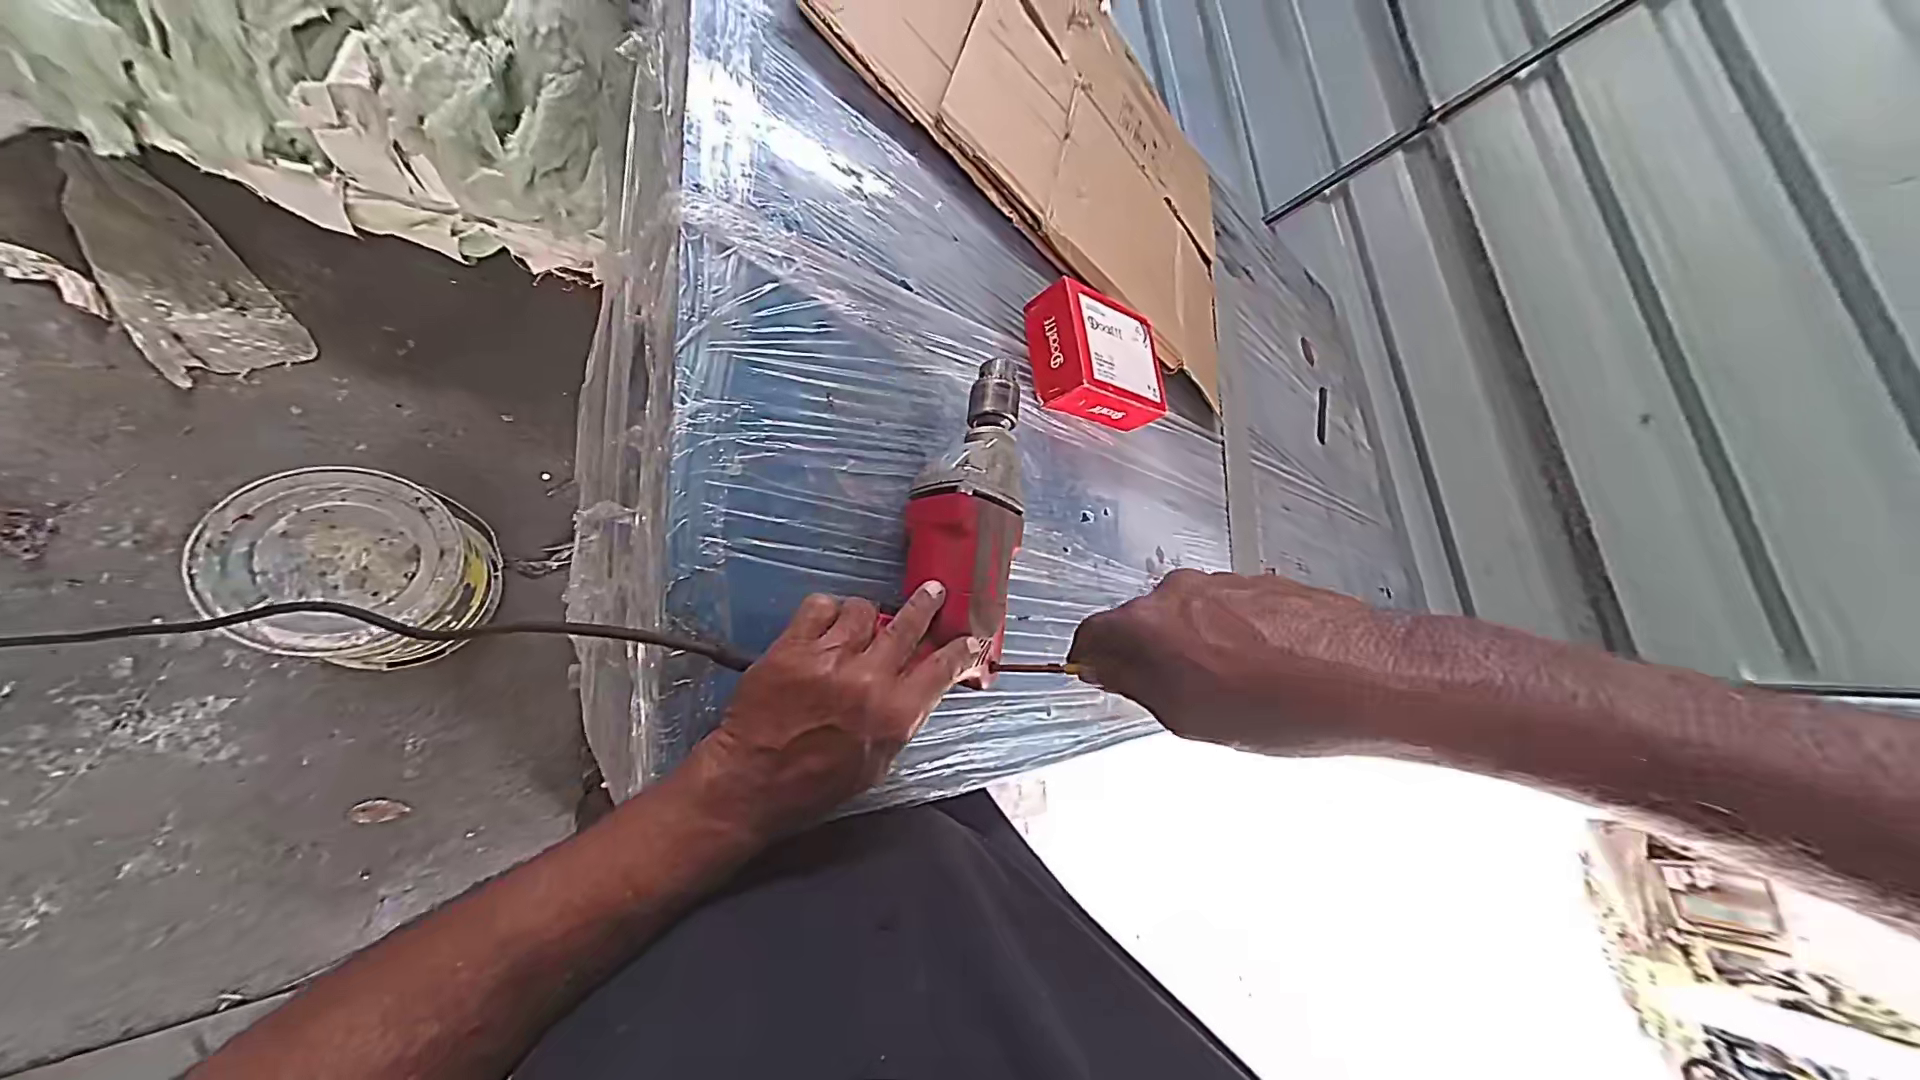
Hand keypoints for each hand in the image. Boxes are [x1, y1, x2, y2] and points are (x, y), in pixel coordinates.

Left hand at [681, 582, 976, 839]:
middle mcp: (867, 680)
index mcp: (894, 714)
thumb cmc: (814, 783)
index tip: (969, 640)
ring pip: (864, 609)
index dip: (962, 650)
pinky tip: (825, 625)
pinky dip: (827, 612)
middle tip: (933, 592)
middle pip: (909, 624)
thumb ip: (903, 717)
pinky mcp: (793, 647)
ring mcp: (829, 659)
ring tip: (858, 628)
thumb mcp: (878, 761)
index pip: (943, 667)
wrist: (751, 782)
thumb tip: (920, 684)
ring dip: (866, 617)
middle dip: (926, 604)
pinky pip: (821, 606)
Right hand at [1068, 570, 1411, 754]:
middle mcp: (1178, 591)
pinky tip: (1252, 669)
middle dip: (1140, 653)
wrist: (1371, 677)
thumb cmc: (1287, 702)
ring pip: (1178, 614)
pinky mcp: (1254, 582)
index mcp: (1149, 622)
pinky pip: (1217, 608)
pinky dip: (1220, 634)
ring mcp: (1218, 582)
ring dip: (1185, 644)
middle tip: (1164, 692)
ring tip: (1223, 686)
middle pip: (1135, 620)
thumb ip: (1133, 686)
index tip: (1094, 672)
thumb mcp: (1187, 716)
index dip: (1088, 658)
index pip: (1091, 632)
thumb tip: (1107, 670)